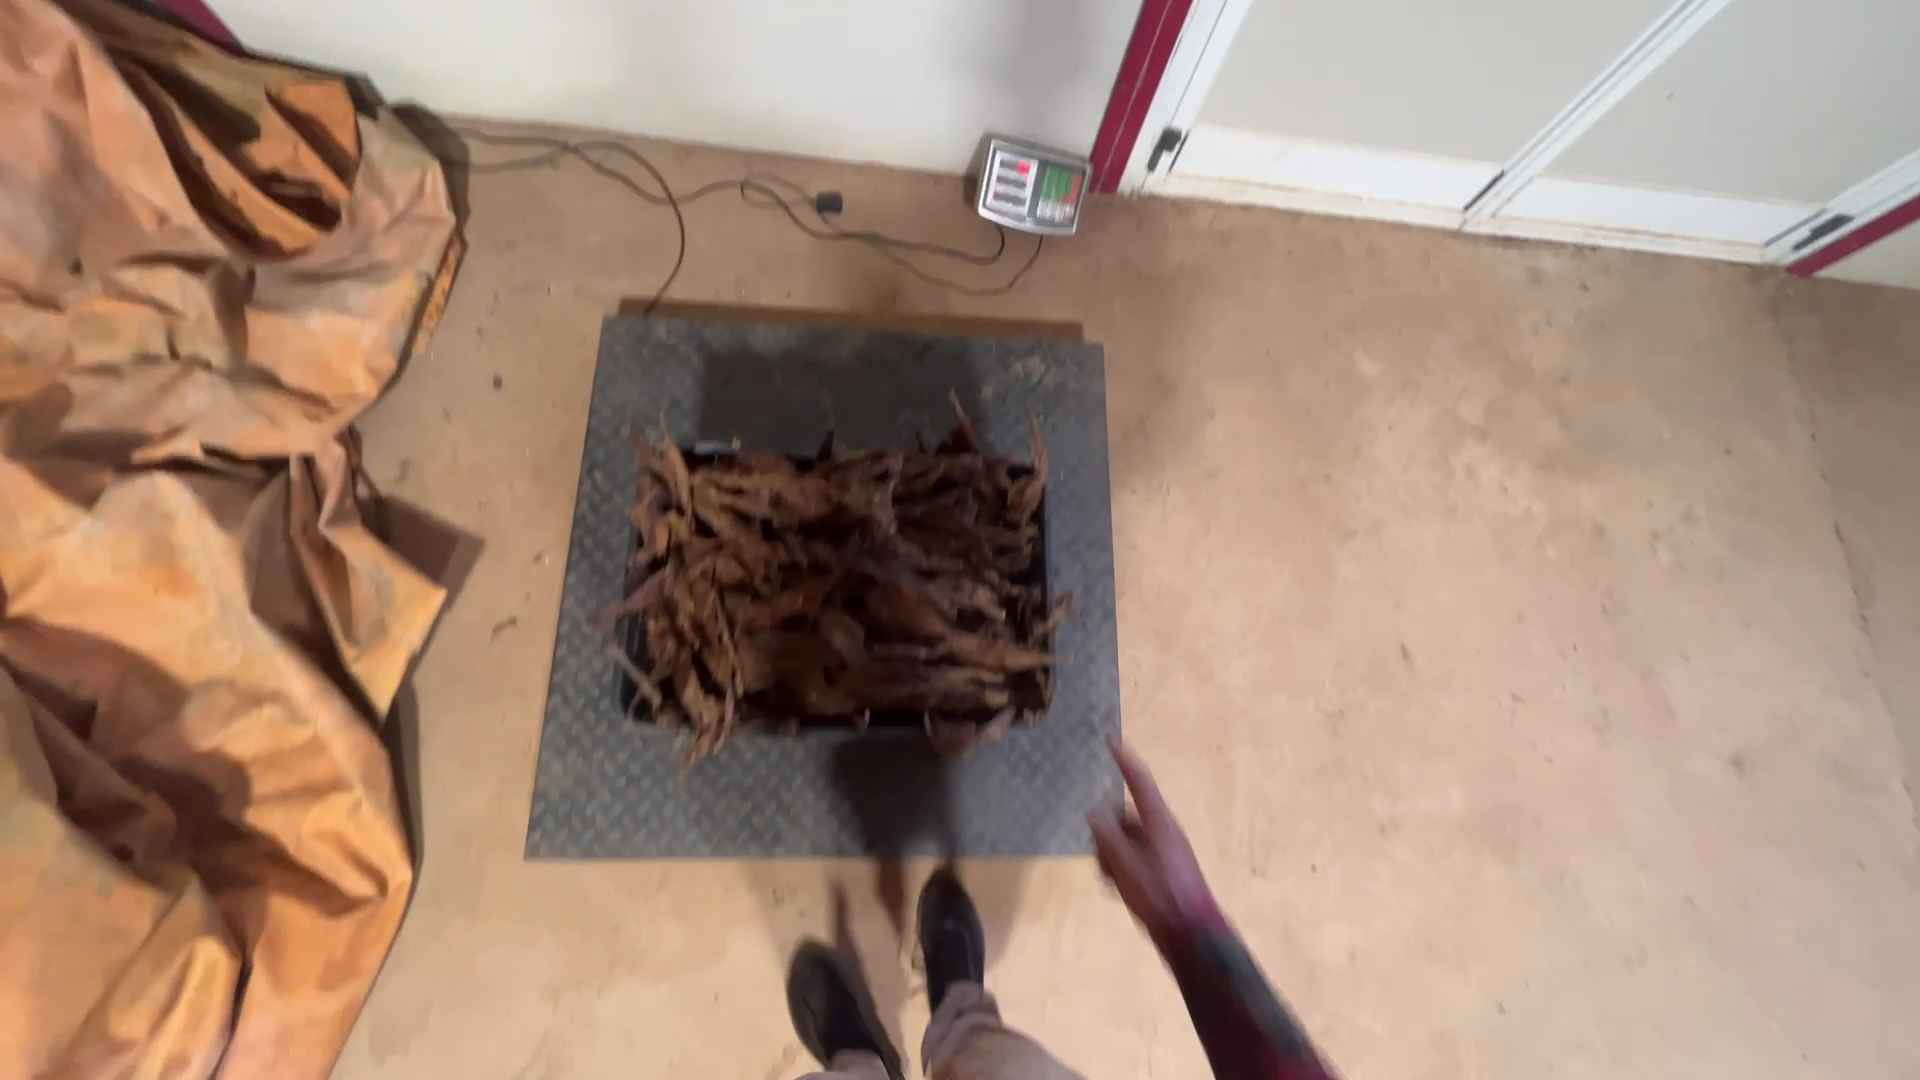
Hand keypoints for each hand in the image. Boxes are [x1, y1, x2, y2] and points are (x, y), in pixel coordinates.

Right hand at [1089, 736, 1217, 948]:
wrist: (1193, 936)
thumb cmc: (1161, 896)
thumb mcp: (1127, 866)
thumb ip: (1109, 837)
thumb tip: (1095, 812)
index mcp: (1158, 820)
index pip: (1138, 780)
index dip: (1123, 758)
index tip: (1109, 738)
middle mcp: (1162, 829)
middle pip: (1124, 815)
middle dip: (1107, 832)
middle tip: (1101, 858)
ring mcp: (1164, 849)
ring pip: (1126, 838)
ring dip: (1112, 855)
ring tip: (1111, 881)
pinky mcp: (1164, 868)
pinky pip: (1135, 856)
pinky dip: (1122, 868)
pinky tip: (1119, 890)